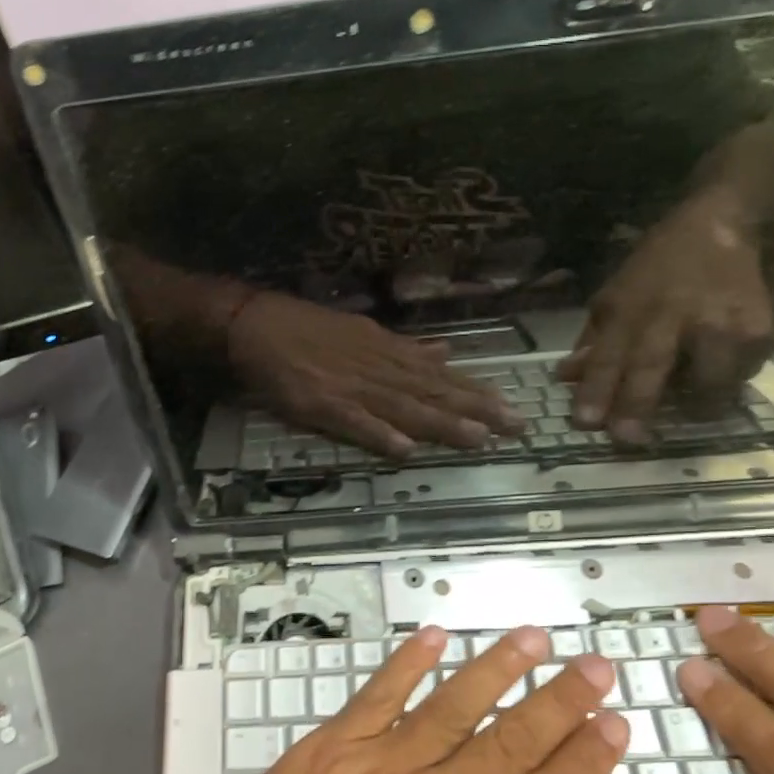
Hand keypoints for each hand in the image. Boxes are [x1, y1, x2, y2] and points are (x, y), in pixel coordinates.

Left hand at [178, 626, 627, 773]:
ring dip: (497, 670)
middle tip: (594, 667)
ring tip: (532, 639)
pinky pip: (380, 695)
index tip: (612, 727)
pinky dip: (407, 664)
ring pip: (456, 707)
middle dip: (560, 702)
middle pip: (514, 743)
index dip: (586, 761)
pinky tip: (431, 638)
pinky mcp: (335, 746)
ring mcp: (384, 768)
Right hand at [227, 290, 523, 455]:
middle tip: (516, 426)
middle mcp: (378, 368)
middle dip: (475, 410)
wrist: (258, 324)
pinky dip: (379, 435)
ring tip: (479, 439)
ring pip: (404, 407)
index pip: (440, 375)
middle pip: (432, 392)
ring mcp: (351, 386)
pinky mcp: (322, 403)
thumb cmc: (308, 328)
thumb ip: (404, 348)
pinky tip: (405, 450)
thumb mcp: (363, 331)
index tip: (510, 406)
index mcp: (388, 352)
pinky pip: (355, 423)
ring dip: (441, 424)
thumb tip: (443, 353)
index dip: (476, 392)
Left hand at [557, 200, 772, 443]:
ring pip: (709, 382)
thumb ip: (593, 339)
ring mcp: (719, 322)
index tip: (585, 422)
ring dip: (697, 403)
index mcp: (630, 306)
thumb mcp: (615, 294)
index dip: (596, 390)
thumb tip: (566, 378)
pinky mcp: (759, 330)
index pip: (608, 355)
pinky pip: (741, 375)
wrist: (722, 228)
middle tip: (628, 438)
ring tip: (692, 408)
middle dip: (638, 405)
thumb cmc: (657, 268)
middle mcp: (673, 313)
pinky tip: (721, 366)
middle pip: (652, 366)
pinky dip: (728, 381)